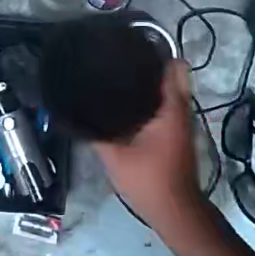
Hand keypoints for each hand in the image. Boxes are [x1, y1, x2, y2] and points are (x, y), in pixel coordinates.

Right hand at [94, 59, 210, 234]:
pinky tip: (129, 106)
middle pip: (171, 77)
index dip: (156, 52)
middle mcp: (181, 111)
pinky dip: (152, 102)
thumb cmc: (149, 180)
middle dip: (149, 66)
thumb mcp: (115, 157)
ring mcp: (182, 124)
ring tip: (121, 77)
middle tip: (121, 59)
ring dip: (151, 85)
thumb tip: (72, 116)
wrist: (176, 210)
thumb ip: (95, 135)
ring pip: (170, 93)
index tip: (133, 44)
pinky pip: (167, 108)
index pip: (172, 67)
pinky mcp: (178, 136)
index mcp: (171, 109)